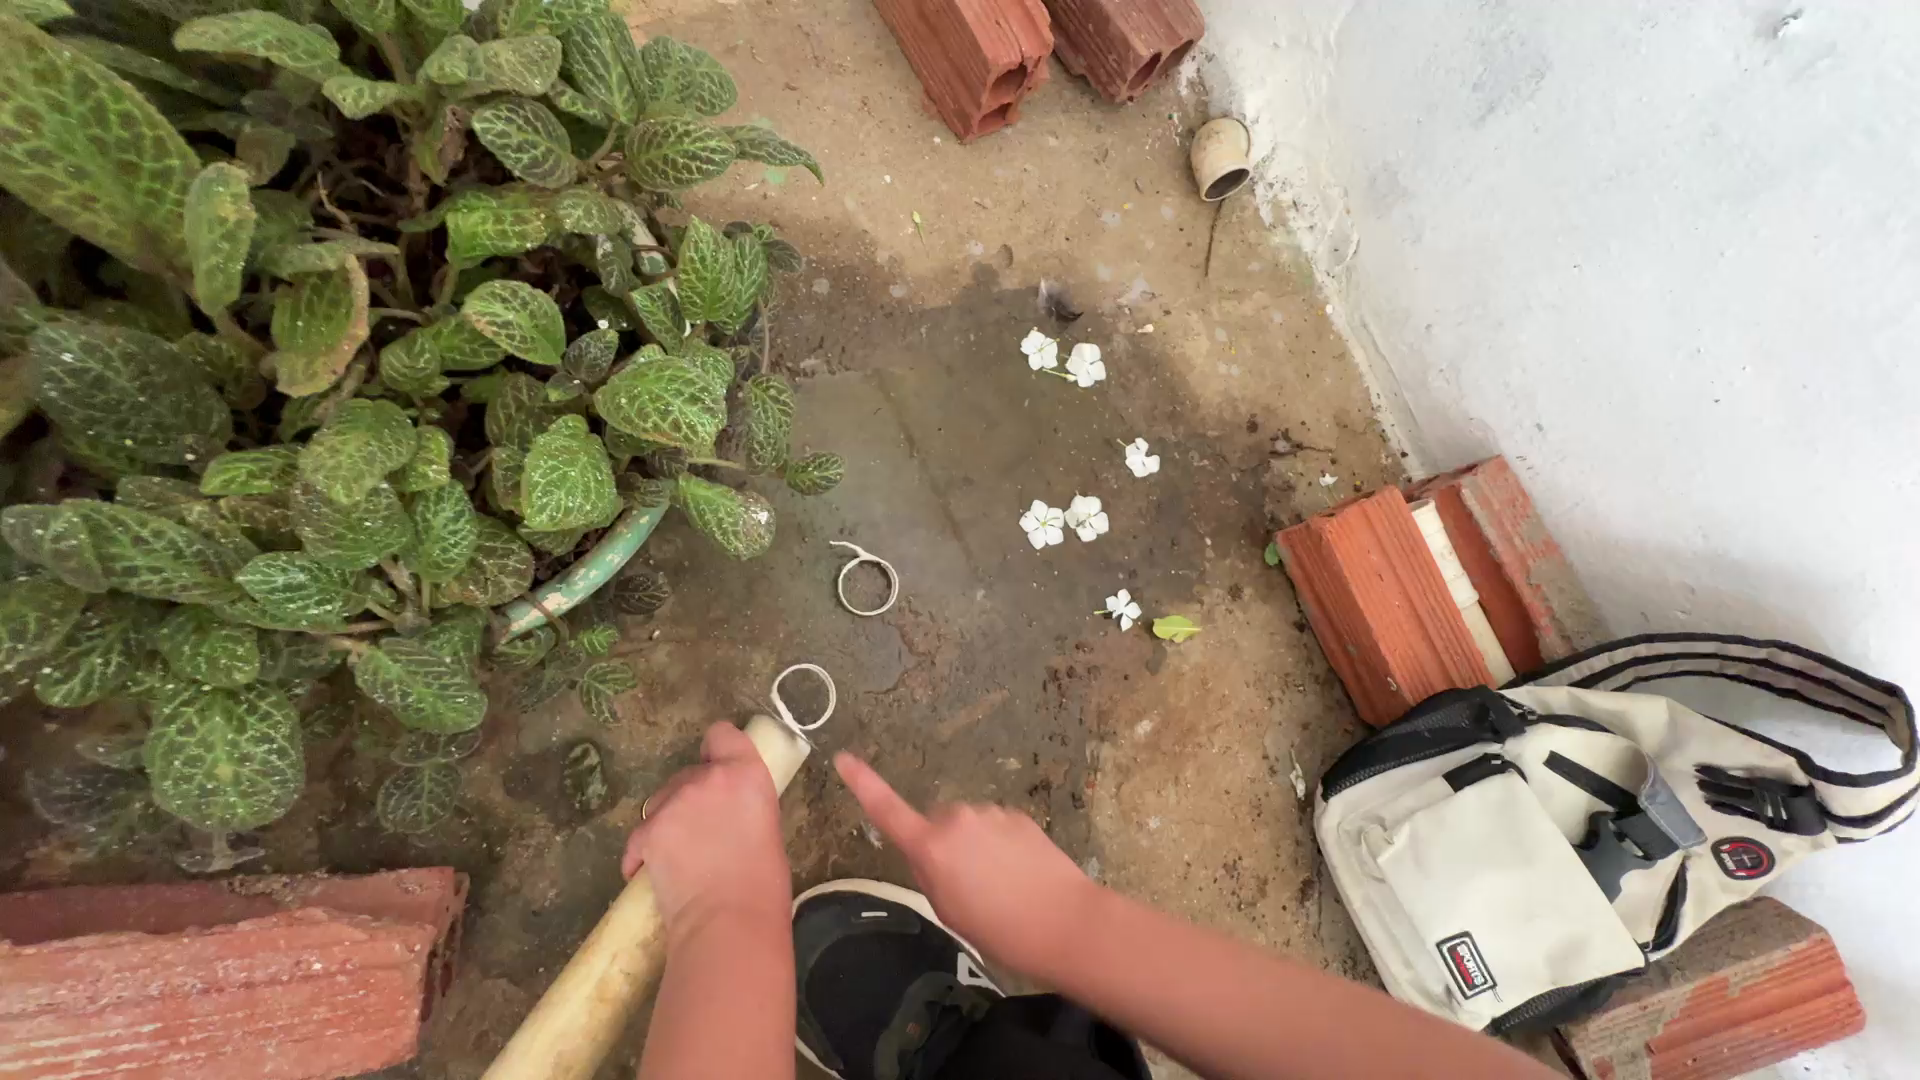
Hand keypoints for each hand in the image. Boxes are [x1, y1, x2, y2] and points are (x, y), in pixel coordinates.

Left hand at [623, 723, 790, 946]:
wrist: (730, 919)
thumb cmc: (764, 881)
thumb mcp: (766, 825)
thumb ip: (744, 804)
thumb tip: (726, 814)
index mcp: (746, 772)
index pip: (722, 734)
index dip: (717, 749)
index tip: (717, 769)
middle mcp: (709, 777)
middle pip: (690, 773)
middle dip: (693, 796)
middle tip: (703, 832)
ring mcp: (675, 802)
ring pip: (663, 800)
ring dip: (669, 820)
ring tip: (680, 858)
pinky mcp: (648, 831)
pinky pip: (641, 834)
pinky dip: (644, 850)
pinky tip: (650, 872)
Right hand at [834, 752, 1100, 980]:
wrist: (1065, 921)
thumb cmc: (1001, 930)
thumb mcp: (949, 912)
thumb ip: (930, 875)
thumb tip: (930, 853)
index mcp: (932, 846)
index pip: (887, 810)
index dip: (862, 783)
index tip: (843, 758)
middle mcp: (958, 818)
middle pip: (937, 826)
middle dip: (945, 847)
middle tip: (968, 889)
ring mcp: (991, 813)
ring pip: (969, 828)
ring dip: (976, 849)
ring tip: (1001, 888)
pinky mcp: (1018, 815)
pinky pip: (996, 828)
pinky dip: (1001, 847)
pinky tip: (1020, 876)